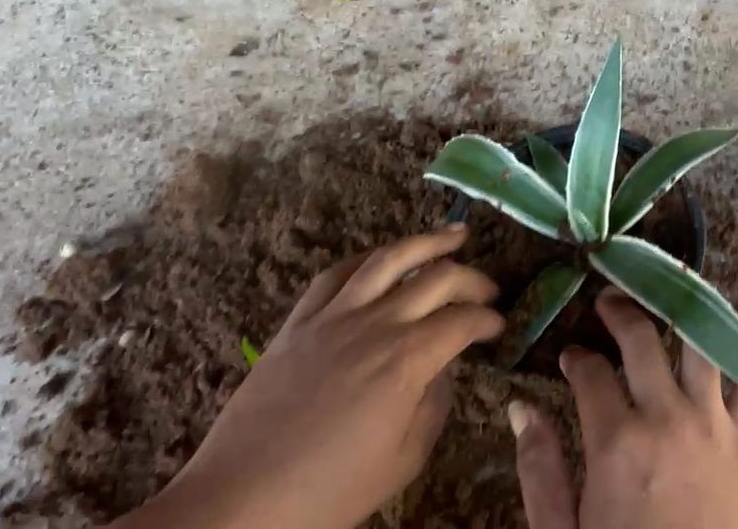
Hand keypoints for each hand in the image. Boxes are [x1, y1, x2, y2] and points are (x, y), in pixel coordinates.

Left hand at [113, 226, 504, 528]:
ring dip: (429, 242)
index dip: (489, 320)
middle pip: (439, 278)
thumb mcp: (404, 459)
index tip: (498, 327)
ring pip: (390, 259)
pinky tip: (383, 258)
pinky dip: (367, 259)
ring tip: (455, 234)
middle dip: (474, 280)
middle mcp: (378, 325)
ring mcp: (335, 317)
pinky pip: (336, 274)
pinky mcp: (299, 322)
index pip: (465, 321)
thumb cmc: (329, 491)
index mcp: (409, 360)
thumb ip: (435, 405)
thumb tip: (444, 369)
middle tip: (488, 290)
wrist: (239, 503)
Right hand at [511, 288, 737, 528]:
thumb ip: (539, 468)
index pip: (592, 374)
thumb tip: (520, 408)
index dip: (577, 357)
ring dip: (685, 305)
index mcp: (616, 441)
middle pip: (643, 341)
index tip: (570, 356)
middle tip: (608, 300)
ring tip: (671, 281)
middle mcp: (667, 417)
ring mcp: (711, 422)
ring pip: (701, 342)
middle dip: (621, 312)